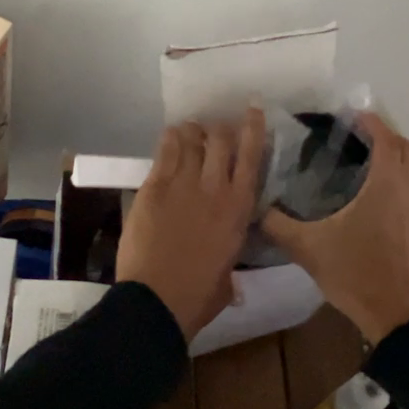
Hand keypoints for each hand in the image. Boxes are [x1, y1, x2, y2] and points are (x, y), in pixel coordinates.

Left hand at [117, 108, 265, 339]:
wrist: (157, 299)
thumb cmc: (198, 296)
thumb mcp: (228, 275)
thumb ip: (228, 256)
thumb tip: (226, 264)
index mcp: (239, 209)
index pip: (252, 157)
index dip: (253, 128)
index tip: (252, 109)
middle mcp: (215, 187)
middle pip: (221, 140)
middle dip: (220, 129)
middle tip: (215, 130)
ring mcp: (183, 183)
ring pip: (193, 139)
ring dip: (194, 131)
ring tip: (191, 131)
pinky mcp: (154, 186)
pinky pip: (166, 151)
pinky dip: (170, 139)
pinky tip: (171, 135)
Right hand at [262, 113, 408, 343]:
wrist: (397, 317)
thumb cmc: (355, 273)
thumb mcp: (309, 248)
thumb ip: (279, 225)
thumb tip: (255, 207)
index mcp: (385, 186)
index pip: (386, 139)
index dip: (372, 122)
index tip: (354, 116)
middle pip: (407, 150)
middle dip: (387, 137)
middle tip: (361, 137)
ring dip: (398, 163)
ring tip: (370, 168)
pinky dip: (402, 190)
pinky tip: (380, 208)